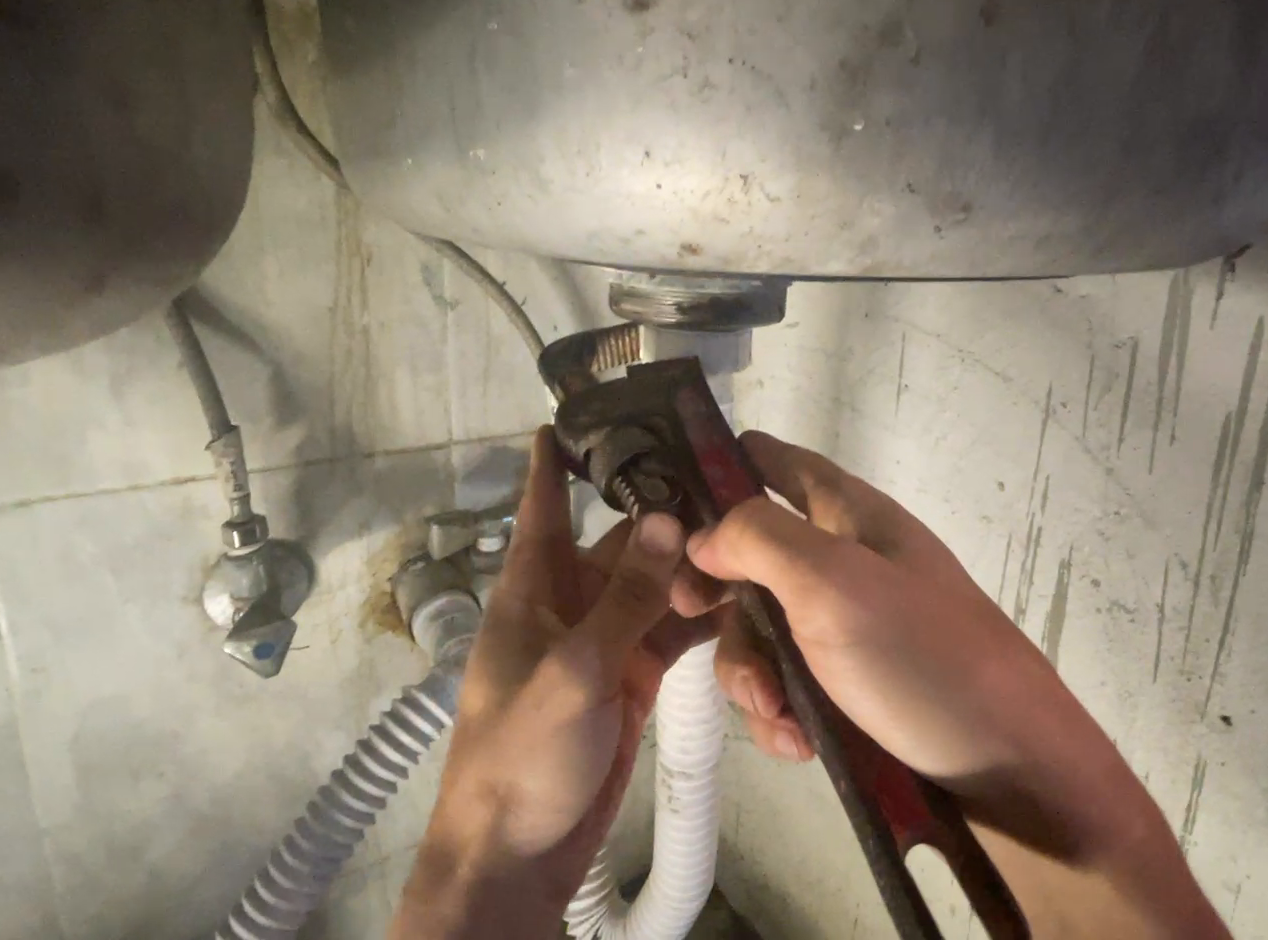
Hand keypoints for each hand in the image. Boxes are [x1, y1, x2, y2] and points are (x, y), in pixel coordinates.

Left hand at [391, 428, 704, 939]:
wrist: (518, 852)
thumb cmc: (523, 751)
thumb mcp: (575, 669)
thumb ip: (626, 597)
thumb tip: (670, 519)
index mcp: (534, 588)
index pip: (544, 506)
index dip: (556, 461)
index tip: (577, 414)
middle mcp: (570, 602)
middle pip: (621, 543)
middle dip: (666, 518)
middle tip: (726, 484)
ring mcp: (604, 641)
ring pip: (653, 586)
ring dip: (693, 570)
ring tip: (748, 540)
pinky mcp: (631, 676)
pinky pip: (669, 632)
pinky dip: (701, 618)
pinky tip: (742, 601)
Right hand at [683, 431, 1100, 813]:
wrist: (1011, 775)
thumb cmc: (922, 659)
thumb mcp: (835, 583)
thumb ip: (761, 539)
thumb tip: (705, 533)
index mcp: (848, 514)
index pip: (774, 461)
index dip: (719, 466)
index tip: (665, 502)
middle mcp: (842, 561)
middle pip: (748, 554)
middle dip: (719, 593)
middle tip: (691, 615)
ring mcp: (843, 625)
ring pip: (758, 628)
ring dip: (750, 672)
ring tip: (776, 713)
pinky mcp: (844, 684)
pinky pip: (783, 682)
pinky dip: (778, 711)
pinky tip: (797, 741)